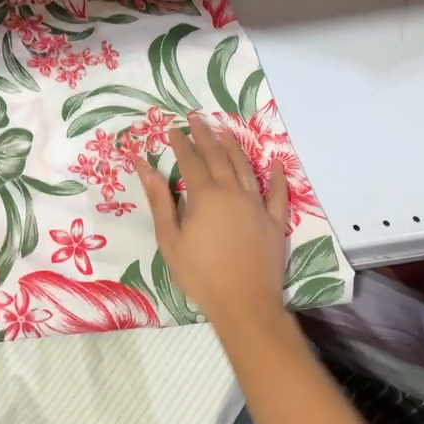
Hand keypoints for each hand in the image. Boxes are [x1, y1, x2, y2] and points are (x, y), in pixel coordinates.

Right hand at [136, 112, 292, 336]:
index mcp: (204, 196)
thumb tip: (144, 166)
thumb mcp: (170, 238)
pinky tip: (276, 164)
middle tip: (196, 118)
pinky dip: (277, 177)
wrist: (244, 305)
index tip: (172, 128)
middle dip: (205, 135)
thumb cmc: (200, 274)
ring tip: (225, 130)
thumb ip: (159, 200)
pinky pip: (279, 195)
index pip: (190, 161)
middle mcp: (232, 192)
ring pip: (245, 168)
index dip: (180, 143)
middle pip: (218, 157)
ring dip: (234, 147)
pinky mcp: (275, 223)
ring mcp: (257, 206)